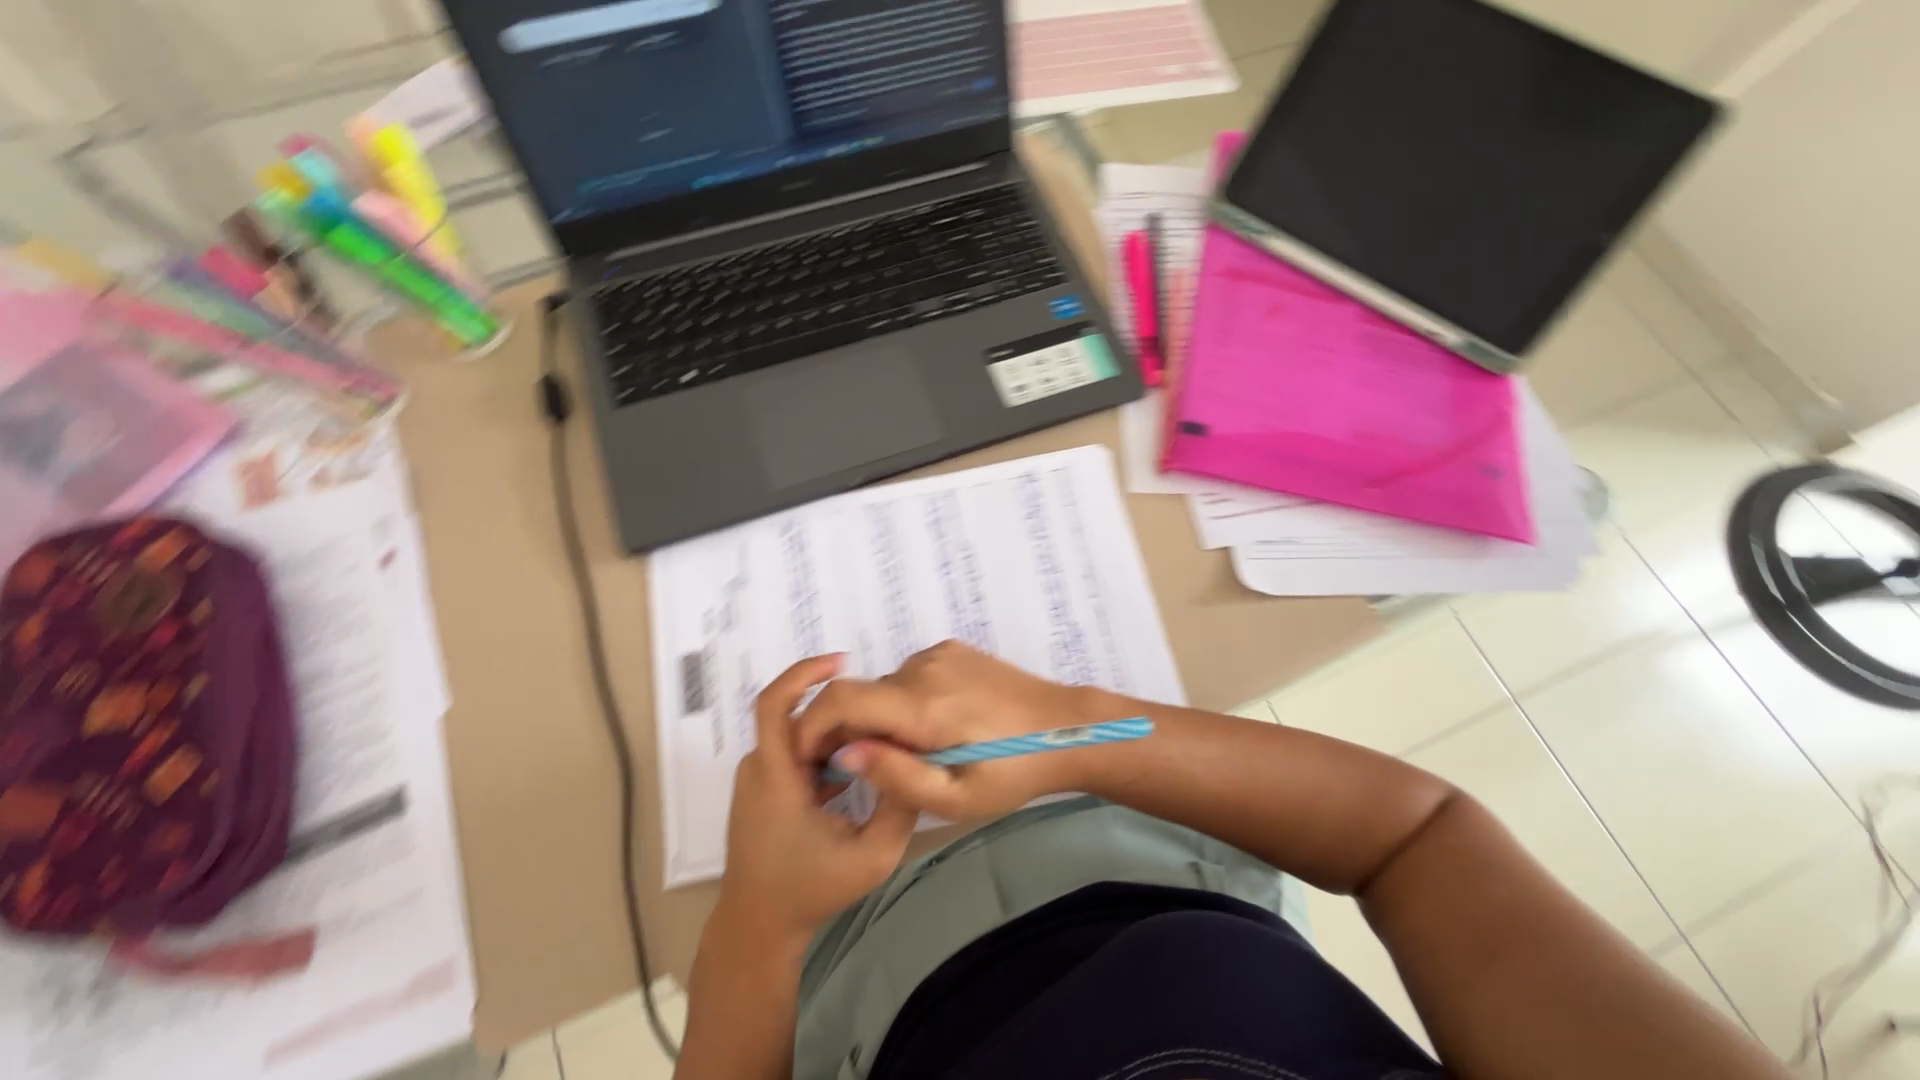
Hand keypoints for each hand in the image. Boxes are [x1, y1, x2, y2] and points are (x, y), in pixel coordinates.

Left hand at [716, 655, 918, 943]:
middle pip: (797, 717)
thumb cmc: (810, 891)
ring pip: (799, 738)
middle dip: (839, 713)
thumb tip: (916, 762)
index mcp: (776, 776)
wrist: (758, 927)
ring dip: (835, 737)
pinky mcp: (764, 793)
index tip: (841, 662)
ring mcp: (758, 782)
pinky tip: (855, 776)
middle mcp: (760, 769)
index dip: (804, 673)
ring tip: (876, 746)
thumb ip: (898, 807)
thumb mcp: (871, 856)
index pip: (775, 704)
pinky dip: (825, 757)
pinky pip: (795, 758)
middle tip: (882, 719)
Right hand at [794, 641, 1120, 821]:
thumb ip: (895, 776)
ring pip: (884, 687)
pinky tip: (936, 726)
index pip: (840, 699)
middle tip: (869, 768)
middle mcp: (923, 669)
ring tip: (913, 751)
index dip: (812, 726)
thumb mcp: (955, 798)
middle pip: (859, 695)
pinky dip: (905, 700)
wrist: (1067, 729)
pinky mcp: (953, 649)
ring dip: (881, 717)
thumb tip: (843, 754)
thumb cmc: (1012, 774)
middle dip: (848, 730)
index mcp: (922, 707)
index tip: (809, 758)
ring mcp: (939, 653)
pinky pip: (909, 675)